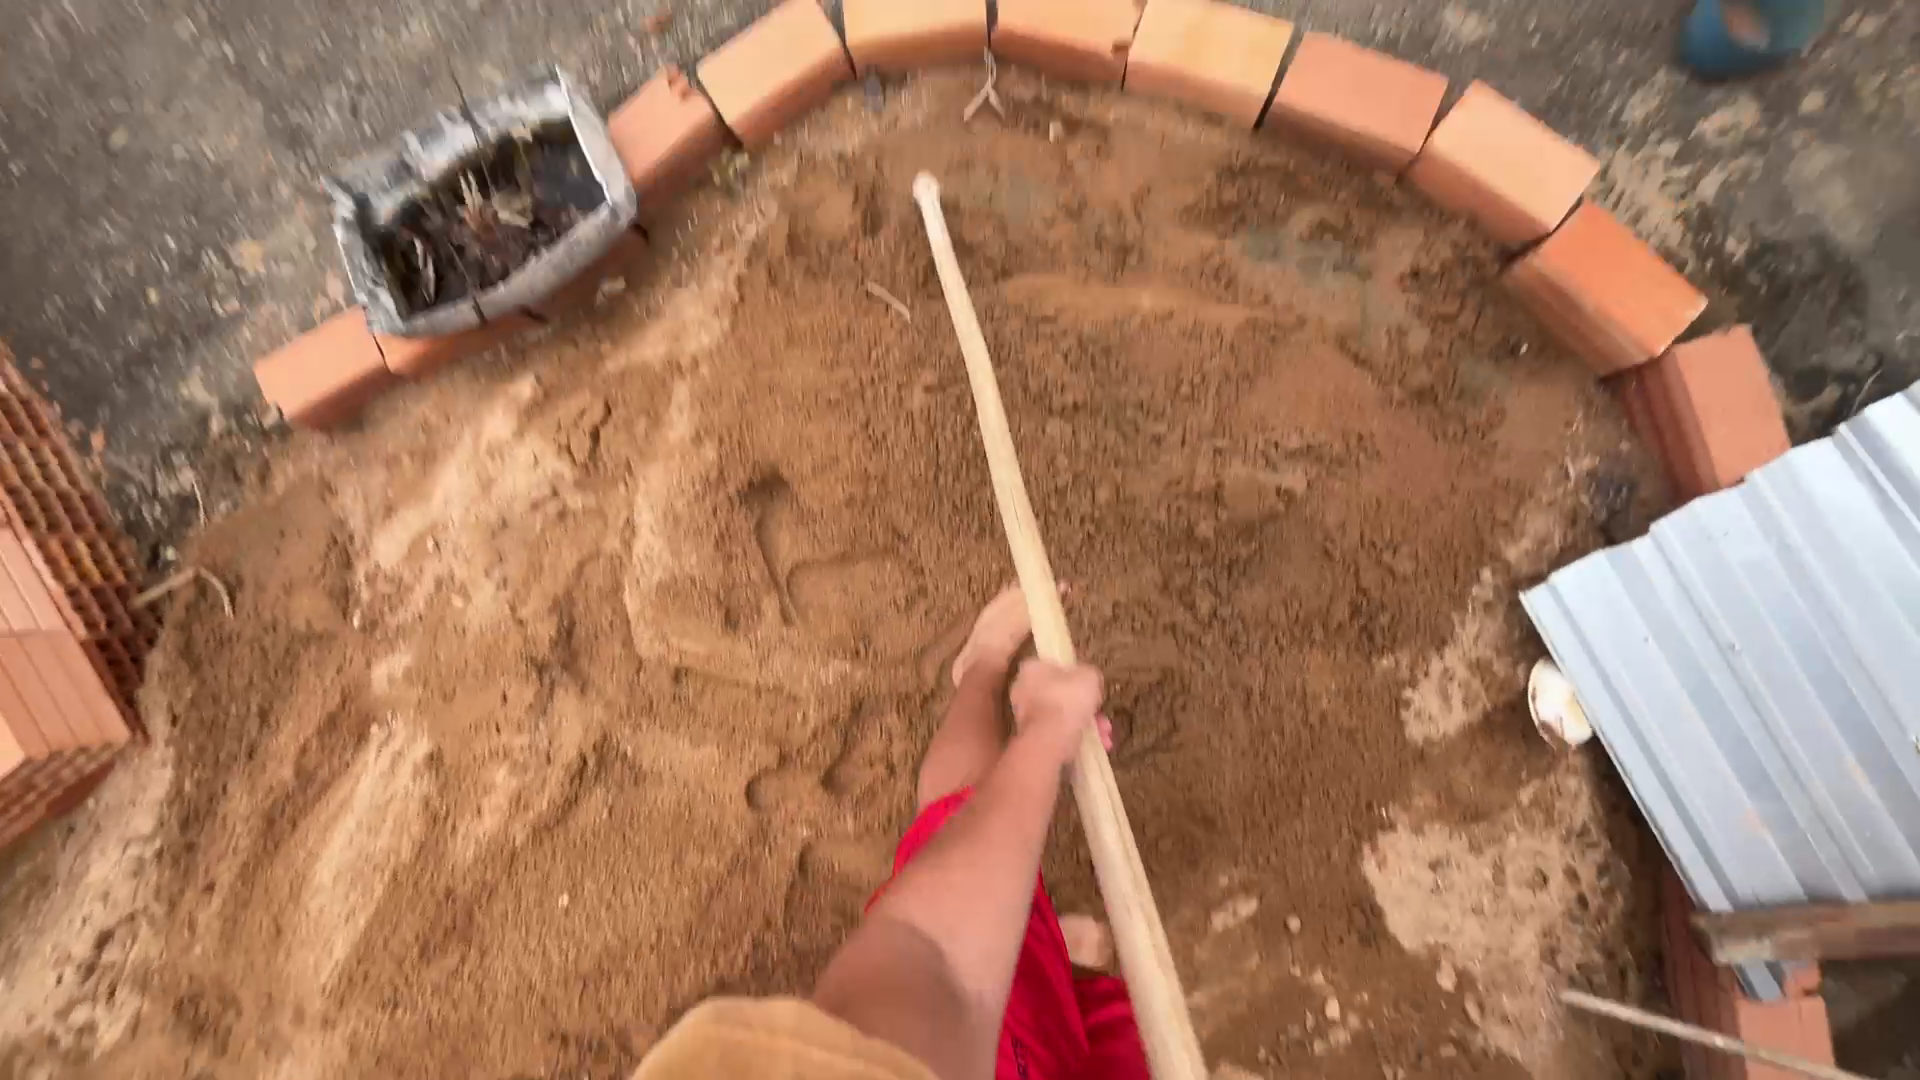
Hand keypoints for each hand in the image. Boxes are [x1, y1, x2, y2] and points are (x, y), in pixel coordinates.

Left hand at [1009, 660, 1109, 765]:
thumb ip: (1089, 674)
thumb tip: (1088, 679)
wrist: (1050, 740)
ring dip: (1085, 724)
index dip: (1076, 676)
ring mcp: (1024, 715)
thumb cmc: (1067, 700)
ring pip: (1061, 716)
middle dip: (1086, 707)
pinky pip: (1058, 733)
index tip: (1091, 687)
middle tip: (1102, 716)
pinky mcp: (1031, 737)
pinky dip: (1076, 738)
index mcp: (1032, 668)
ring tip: (1104, 735)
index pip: (1054, 666)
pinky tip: (1096, 745)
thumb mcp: (1089, 677)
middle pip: (1061, 694)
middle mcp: (1023, 689)